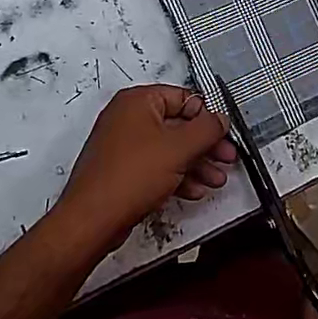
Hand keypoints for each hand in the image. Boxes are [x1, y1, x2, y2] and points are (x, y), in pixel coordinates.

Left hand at [54, 84, 236, 251]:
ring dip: (195, 163)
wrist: (93, 220)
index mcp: (137, 101)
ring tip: (214, 178)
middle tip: (224, 156)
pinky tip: (193, 189)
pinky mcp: (122, 169)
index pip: (184, 97)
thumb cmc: (125, 179)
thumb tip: (219, 119)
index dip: (207, 116)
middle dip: (205, 144)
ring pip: (169, 148)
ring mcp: (122, 144)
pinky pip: (156, 165)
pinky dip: (177, 175)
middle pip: (178, 124)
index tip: (223, 132)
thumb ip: (206, 130)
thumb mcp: (179, 148)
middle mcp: (127, 117)